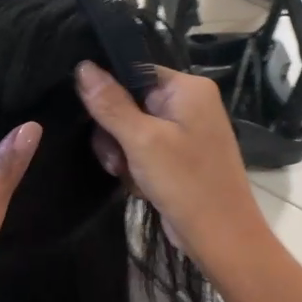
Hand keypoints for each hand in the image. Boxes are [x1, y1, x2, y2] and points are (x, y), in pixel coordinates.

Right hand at [75, 61, 265, 265]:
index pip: (134, 71)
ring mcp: (185, 131)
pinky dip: (134, 166)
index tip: (92, 117)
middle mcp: (189, 103)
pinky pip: (142, 149)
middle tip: (115, 158)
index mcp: (187, 88)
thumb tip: (82, 66)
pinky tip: (137, 183)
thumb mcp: (141, 140)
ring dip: (120, 153)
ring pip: (130, 129)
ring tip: (125, 174)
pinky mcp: (178, 156)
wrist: (218, 235)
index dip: (108, 91)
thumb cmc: (185, 181)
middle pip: (128, 101)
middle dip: (113, 131)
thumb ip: (110, 103)